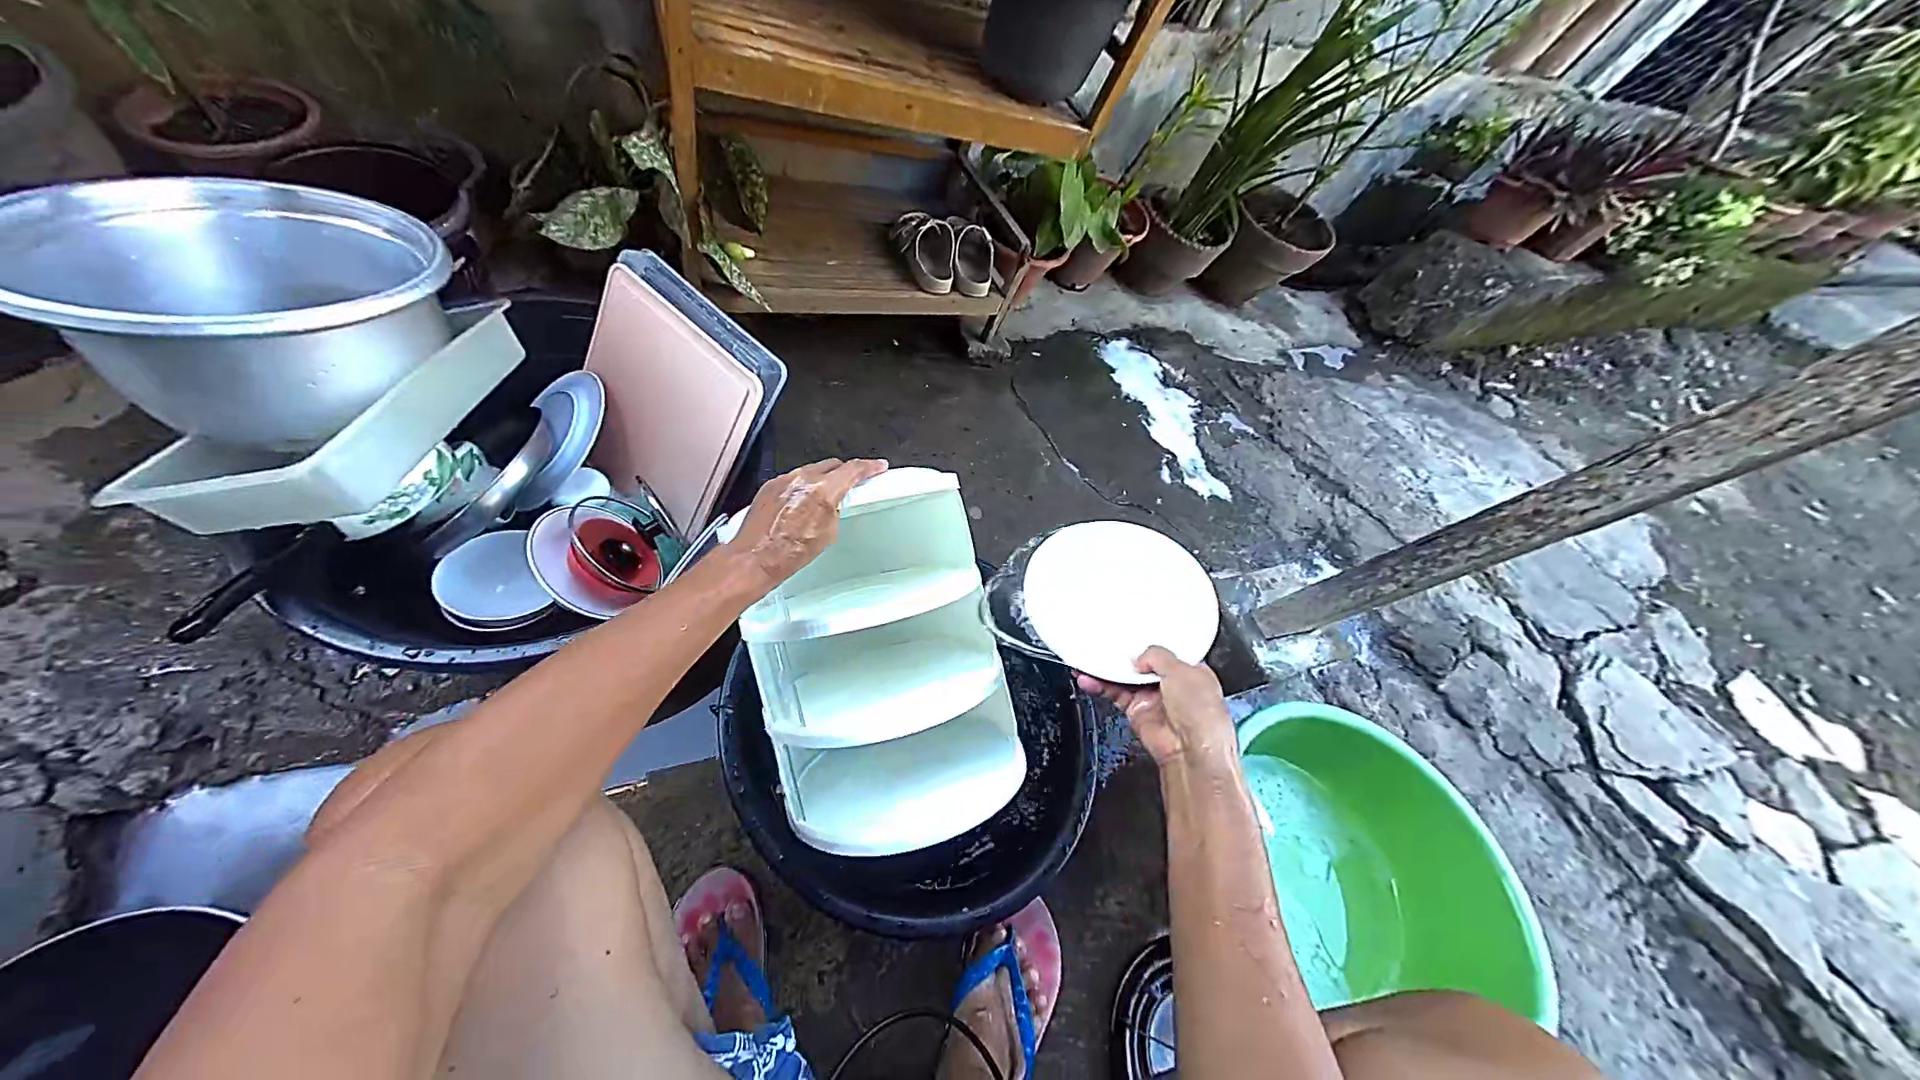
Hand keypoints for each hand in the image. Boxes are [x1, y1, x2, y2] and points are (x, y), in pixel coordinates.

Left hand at [726, 458, 887, 587]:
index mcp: (822, 491)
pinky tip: (799, 506)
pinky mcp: (770, 486)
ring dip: (820, 481)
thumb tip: (834, 504)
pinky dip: (801, 488)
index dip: (869, 467)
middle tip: (852, 483)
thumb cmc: (787, 553)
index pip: (852, 469)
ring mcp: (783, 481)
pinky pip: (792, 480)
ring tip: (821, 501)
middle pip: (831, 465)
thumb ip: (835, 509)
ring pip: (811, 471)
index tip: (876, 466)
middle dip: (844, 473)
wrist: (756, 558)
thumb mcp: (827, 534)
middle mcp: (801, 480)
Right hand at [1077, 646, 1235, 771]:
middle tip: (1106, 645)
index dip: (1149, 643)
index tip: (1131, 634)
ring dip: (1107, 670)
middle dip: (1125, 655)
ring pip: (1125, 677)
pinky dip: (1101, 686)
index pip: (1165, 650)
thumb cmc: (1203, 715)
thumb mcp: (1182, 670)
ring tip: (1088, 662)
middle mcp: (1172, 684)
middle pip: (1141, 663)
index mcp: (1190, 670)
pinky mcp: (1138, 711)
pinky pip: (1115, 693)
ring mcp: (1154, 698)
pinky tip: (1090, 679)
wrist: (1191, 750)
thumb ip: (1157, 656)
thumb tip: (1140, 656)